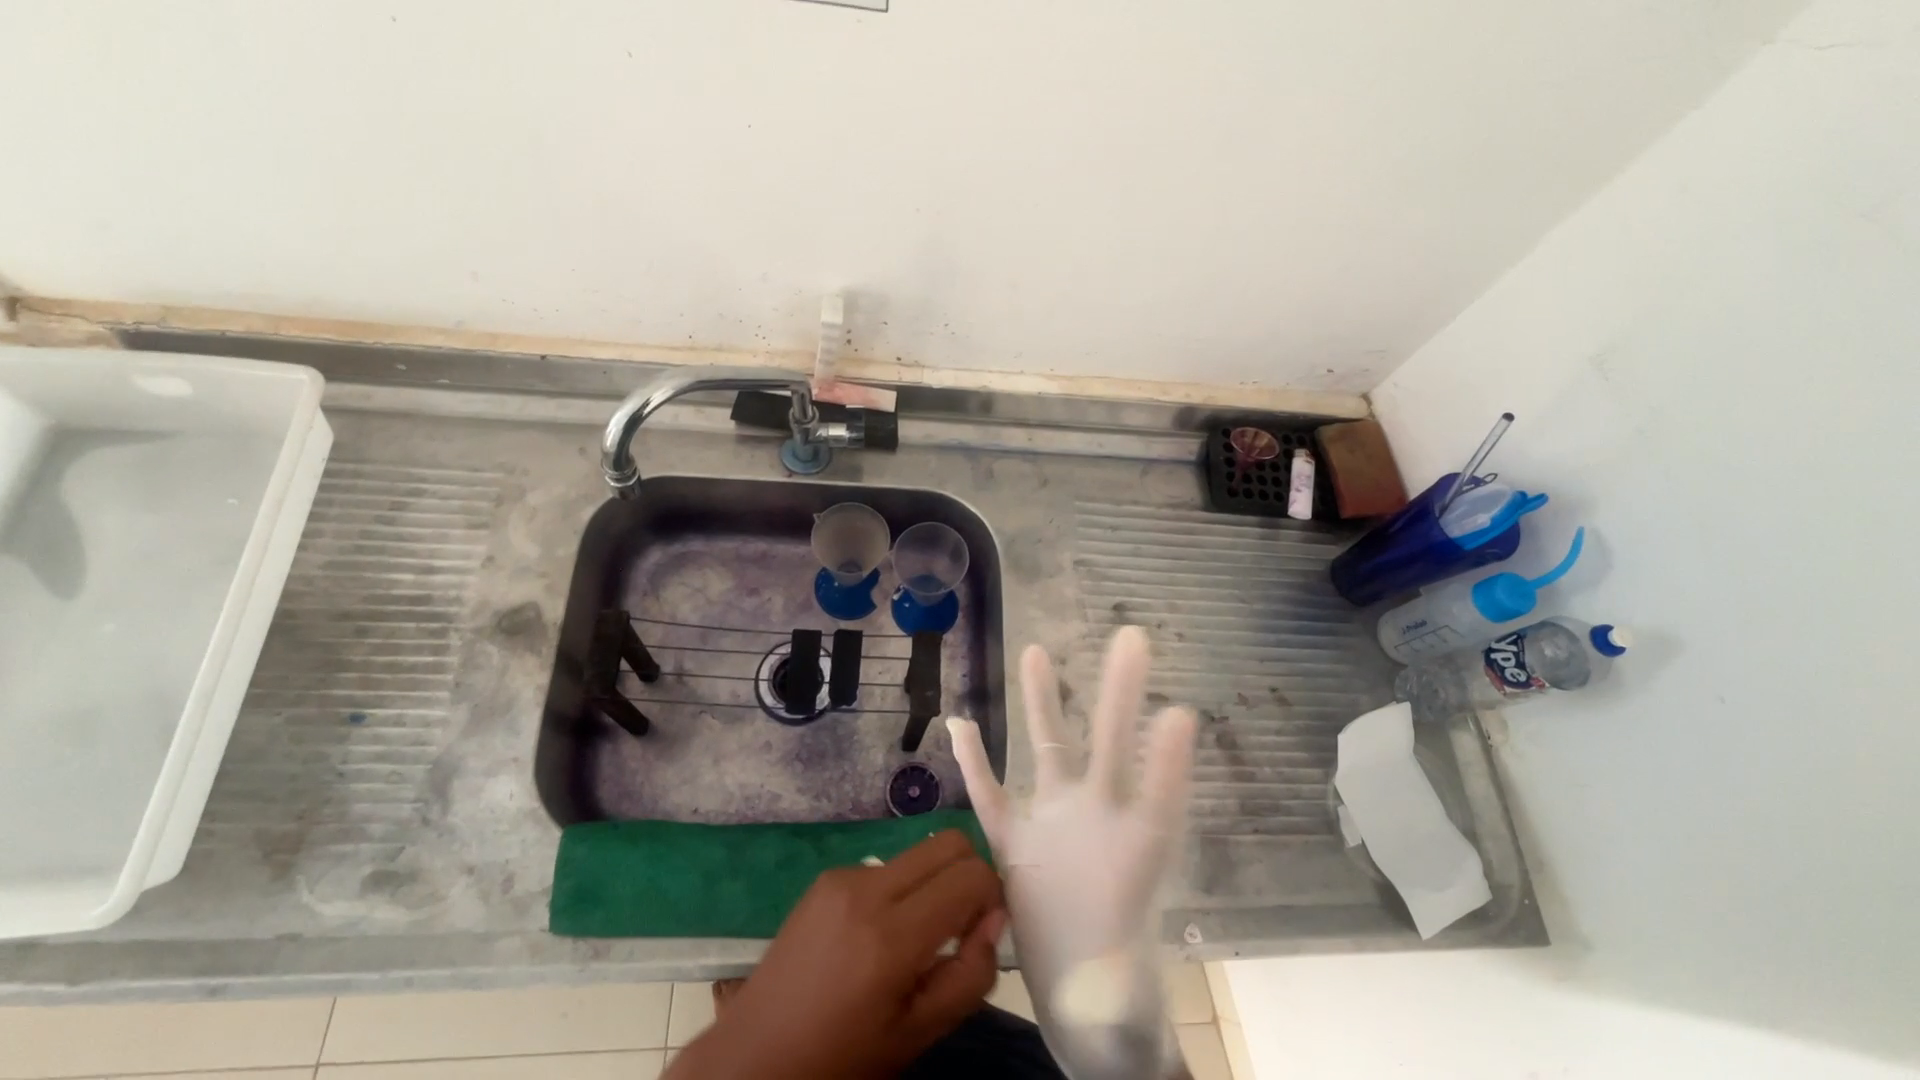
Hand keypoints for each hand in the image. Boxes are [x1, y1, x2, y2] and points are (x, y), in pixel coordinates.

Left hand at [668, 829, 1006, 1079]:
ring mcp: (842, 878)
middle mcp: (867, 890)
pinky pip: (886, 866)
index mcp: (892, 936)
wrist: (756, 1054)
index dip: (993, 896)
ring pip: (918, 850)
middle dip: (970, 874)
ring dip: (935, 880)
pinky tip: (882, 933)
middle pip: (948, 842)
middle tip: (963, 922)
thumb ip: (970, 974)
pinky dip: (903, 887)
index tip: (984, 930)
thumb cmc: (844, 1055)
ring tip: (921, 934)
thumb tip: (995, 917)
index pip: (971, 875)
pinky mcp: (825, 878)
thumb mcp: (920, 1032)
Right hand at [949, 626, 1197, 1079]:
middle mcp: (1098, 824)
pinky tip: (961, 722)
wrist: (1079, 1003)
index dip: (1168, 762)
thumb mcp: (1122, 1002)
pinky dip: (975, 763)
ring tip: (1035, 651)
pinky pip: (990, 795)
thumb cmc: (1114, 1002)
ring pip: (1048, 752)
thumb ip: (1121, 995)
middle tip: (1132, 638)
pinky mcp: (1013, 844)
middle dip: (1119, 695)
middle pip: (1108, 748)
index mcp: (1137, 855)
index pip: (1158, 801)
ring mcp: (1053, 828)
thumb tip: (1124, 999)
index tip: (1180, 714)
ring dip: (1042, 703)